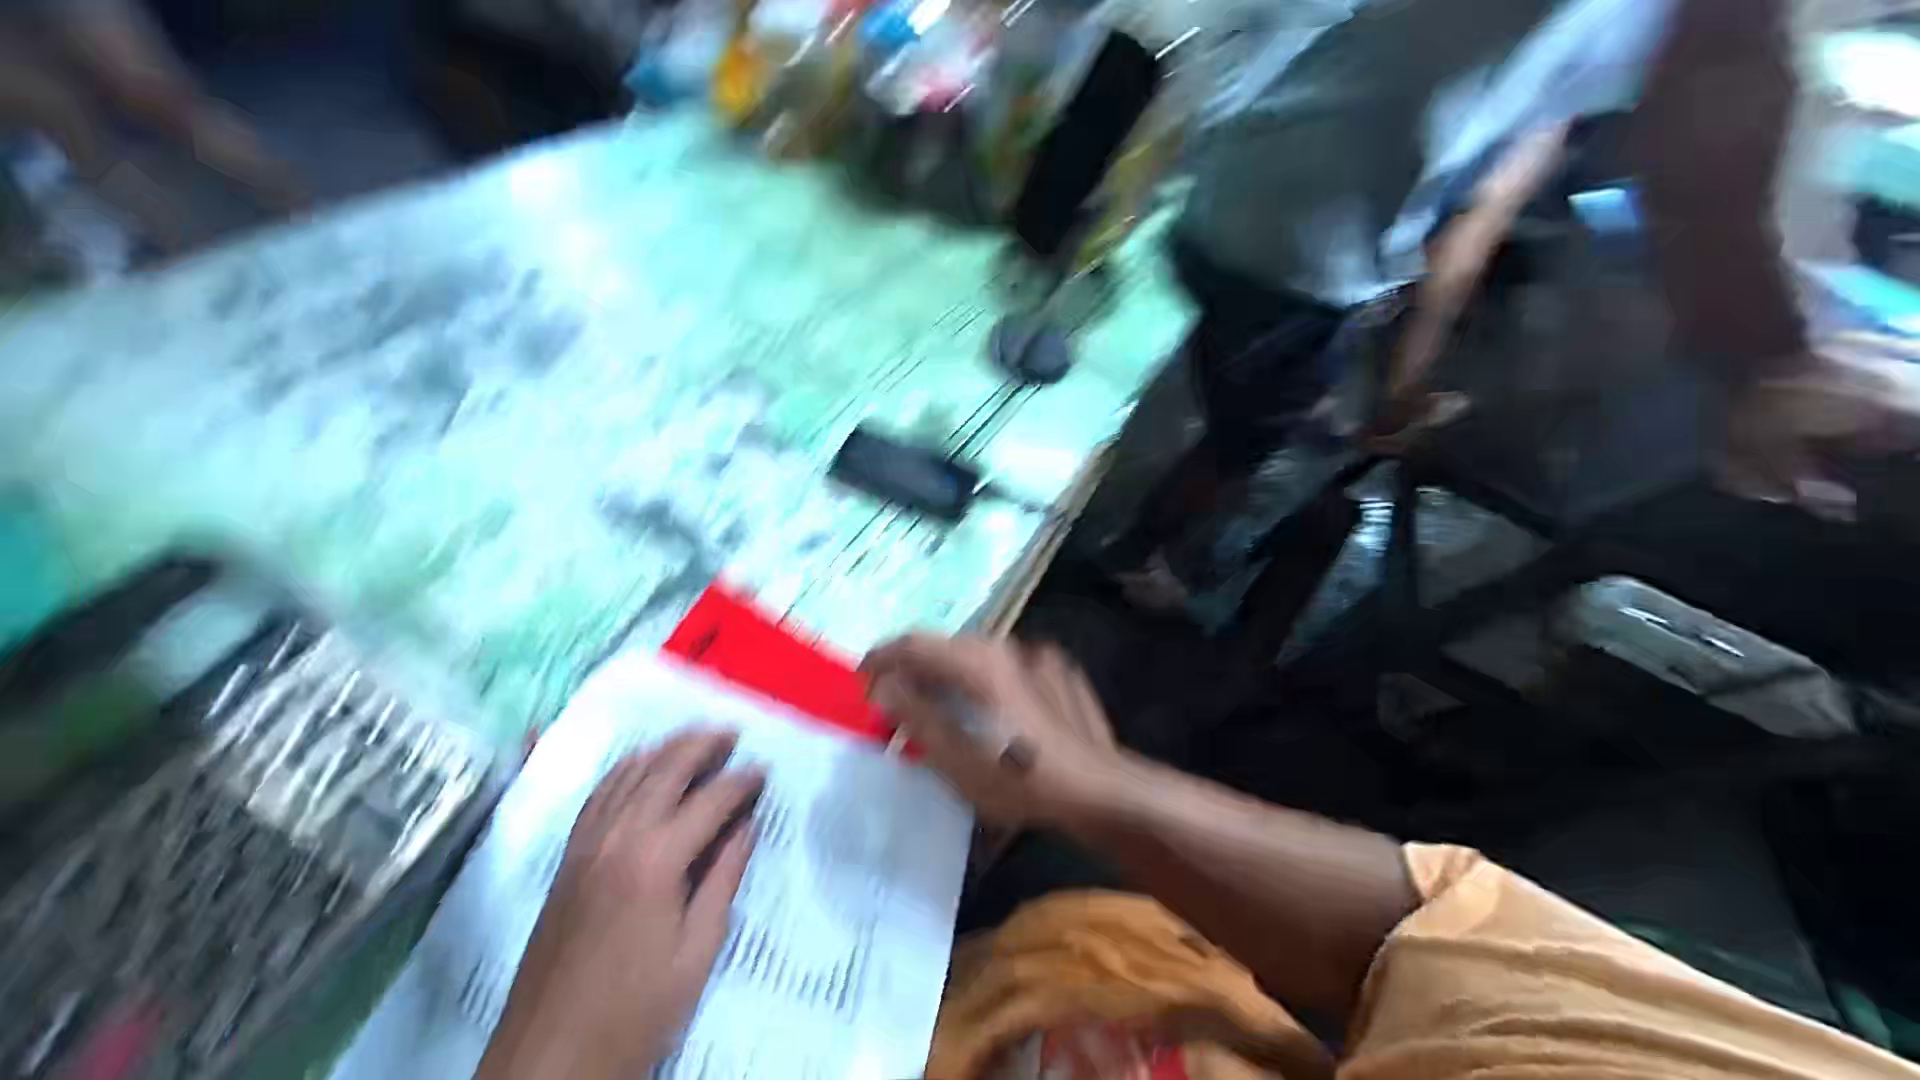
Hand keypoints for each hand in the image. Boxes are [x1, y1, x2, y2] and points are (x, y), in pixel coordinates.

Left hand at [477, 730, 763, 1079]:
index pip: (710, 800)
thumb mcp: (697, 950)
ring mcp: (586, 844)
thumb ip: (724, 877)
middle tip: (733, 733)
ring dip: (665, 749)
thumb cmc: (636, 1010)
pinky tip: (640, 764)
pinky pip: (598, 795)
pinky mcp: (567, 858)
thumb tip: (747, 825)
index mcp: (656, 860)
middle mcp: (618, 837)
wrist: (549, 1058)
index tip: (765, 771)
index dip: (742, 781)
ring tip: (696, 737)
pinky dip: (625, 770)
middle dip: (703, 745)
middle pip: (665, 770)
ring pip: (629, 774)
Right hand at [862, 634, 1125, 826]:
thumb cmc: (1021, 778)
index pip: (913, 643)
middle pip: (943, 648)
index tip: (861, 682)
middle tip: (893, 705)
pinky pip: (1002, 669)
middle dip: (911, 671)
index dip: (881, 658)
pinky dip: (979, 684)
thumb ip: (915, 715)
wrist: (1099, 789)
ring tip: (932, 711)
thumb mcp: (957, 758)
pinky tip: (982, 713)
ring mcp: (1033, 657)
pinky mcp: (1055, 673)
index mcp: (977, 661)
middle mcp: (1004, 647)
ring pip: (974, 658)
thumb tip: (881, 685)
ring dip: (944, 678)